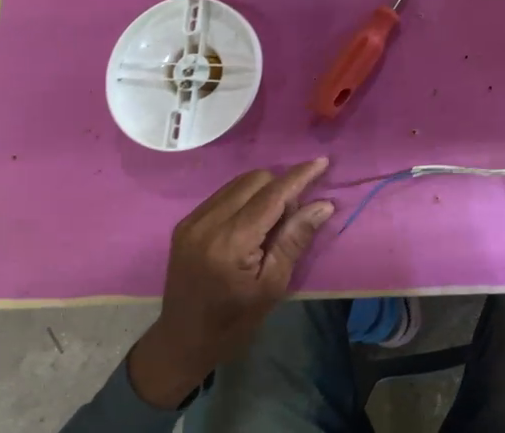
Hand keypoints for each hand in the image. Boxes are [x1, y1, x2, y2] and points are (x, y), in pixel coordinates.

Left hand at [127, 159, 335, 407]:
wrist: (181, 342)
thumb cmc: (233, 322)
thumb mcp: (273, 286)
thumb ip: (295, 239)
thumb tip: (323, 204)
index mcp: (231, 244)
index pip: (272, 195)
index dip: (299, 176)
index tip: (322, 162)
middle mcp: (207, 224)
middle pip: (256, 180)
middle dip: (281, 187)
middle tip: (291, 217)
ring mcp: (192, 222)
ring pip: (239, 183)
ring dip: (263, 190)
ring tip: (270, 222)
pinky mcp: (185, 223)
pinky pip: (224, 193)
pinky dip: (244, 198)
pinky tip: (249, 223)